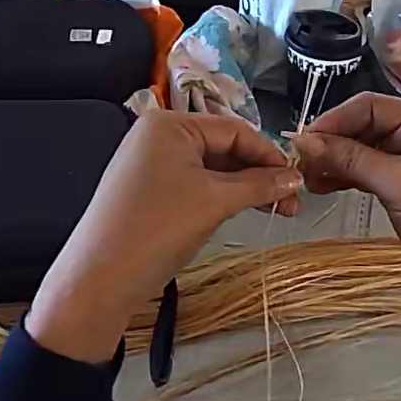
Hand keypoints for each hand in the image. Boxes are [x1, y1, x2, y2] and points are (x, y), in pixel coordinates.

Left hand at [25, 111, 302, 361]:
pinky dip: (217, 195)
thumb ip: (258, 184)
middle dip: (257, 173)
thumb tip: (293, 176)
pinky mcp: (145, 188)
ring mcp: (147, 162)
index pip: (232, 129)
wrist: (101, 276)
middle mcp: (155, 135)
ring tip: (274, 209)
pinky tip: (240, 209)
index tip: (298, 179)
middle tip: (291, 201)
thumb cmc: (158, 228)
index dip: (268, 154)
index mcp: (168, 124)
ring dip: (240, 187)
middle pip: (220, 146)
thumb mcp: (215, 202)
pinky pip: (190, 182)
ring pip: (207, 167)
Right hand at [291, 93, 400, 313]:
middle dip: (330, 143)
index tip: (302, 141)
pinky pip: (362, 171)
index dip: (333, 121)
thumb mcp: (398, 185)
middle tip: (300, 163)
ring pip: (358, 150)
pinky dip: (341, 177)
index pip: (368, 106)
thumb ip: (349, 158)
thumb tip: (302, 140)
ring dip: (332, 161)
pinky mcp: (400, 187)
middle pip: (360, 126)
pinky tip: (319, 186)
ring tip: (306, 178)